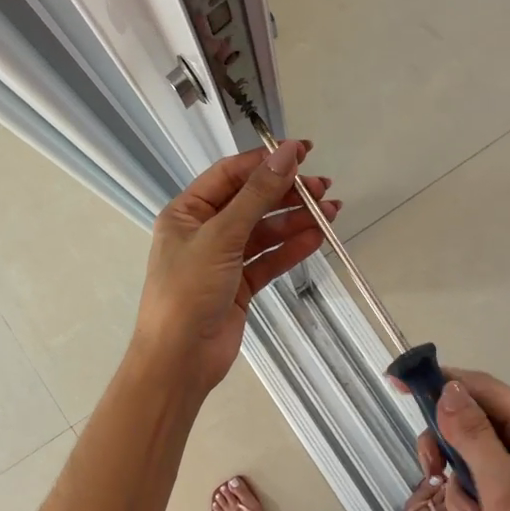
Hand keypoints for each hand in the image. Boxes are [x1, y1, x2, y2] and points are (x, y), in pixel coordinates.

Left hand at [130, 141, 337, 390]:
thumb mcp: (220, 237)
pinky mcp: (238, 287)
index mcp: (186, 213)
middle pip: (250, 202)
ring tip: (330, 212)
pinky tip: (316, 238)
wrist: (179, 358)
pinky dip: (291, 249)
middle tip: (322, 188)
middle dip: (286, 193)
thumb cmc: (187, 291)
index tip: (303, 152)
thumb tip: (287, 155)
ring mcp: (221, 261)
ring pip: (263, 232)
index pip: (229, 175)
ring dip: (295, 221)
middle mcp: (202, 232)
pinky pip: (268, 260)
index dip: (265, 162)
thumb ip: (256, 196)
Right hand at [414, 370, 509, 510]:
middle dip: (448, 451)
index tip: (397, 384)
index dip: (438, 381)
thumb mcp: (504, 489)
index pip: (480, 388)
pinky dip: (475, 509)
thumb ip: (473, 437)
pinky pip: (481, 488)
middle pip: (470, 425)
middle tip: (433, 473)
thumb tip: (448, 389)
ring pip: (470, 462)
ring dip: (463, 492)